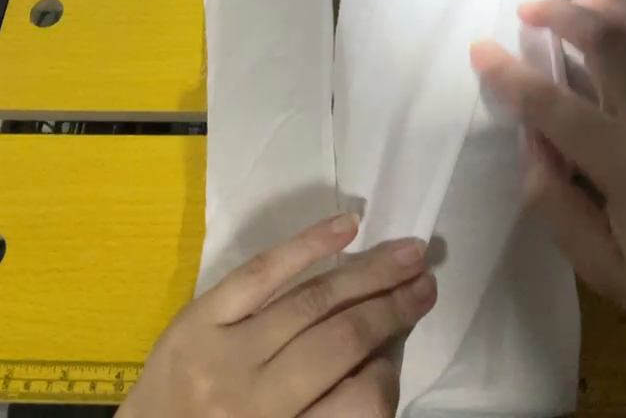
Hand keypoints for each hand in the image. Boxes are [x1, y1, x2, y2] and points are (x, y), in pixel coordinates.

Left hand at [119, 214, 436, 417]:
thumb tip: (383, 357)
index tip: (401, 346)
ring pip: (311, 301)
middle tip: (427, 280)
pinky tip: (347, 227)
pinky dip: (307, 244)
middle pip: (341, 340)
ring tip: (407, 254)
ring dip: (368, 273)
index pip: (361, 403)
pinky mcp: (197, 316)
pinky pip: (260, 271)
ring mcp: (221, 352)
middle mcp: (252, 402)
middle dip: (393, 306)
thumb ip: (332, 414)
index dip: (390, 371)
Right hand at [471, 0, 625, 417]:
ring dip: (609, 4)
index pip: (552, 106)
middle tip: (528, 12)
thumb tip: (530, 141)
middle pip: (609, 40)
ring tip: (576, 4)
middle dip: (559, 14)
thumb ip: (552, 202)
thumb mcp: (599, 268)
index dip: (507, 74)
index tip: (480, 51)